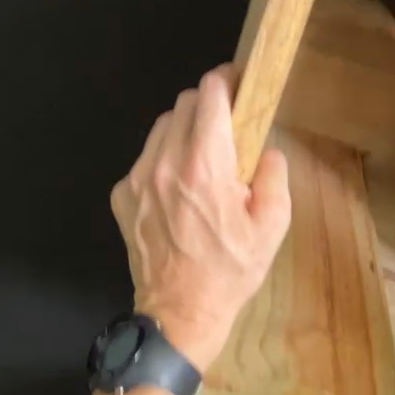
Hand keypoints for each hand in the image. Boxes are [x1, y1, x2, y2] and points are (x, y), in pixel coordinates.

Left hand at [111, 66, 291, 370]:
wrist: (180, 313)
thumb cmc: (230, 270)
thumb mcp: (272, 226)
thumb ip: (273, 175)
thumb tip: (264, 149)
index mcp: (204, 165)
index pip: (208, 95)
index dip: (225, 81)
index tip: (237, 83)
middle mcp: (164, 163)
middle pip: (183, 104)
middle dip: (207, 107)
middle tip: (226, 131)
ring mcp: (137, 179)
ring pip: (161, 129)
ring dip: (184, 133)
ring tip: (201, 164)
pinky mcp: (121, 196)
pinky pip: (144, 159)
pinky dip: (162, 162)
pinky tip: (177, 192)